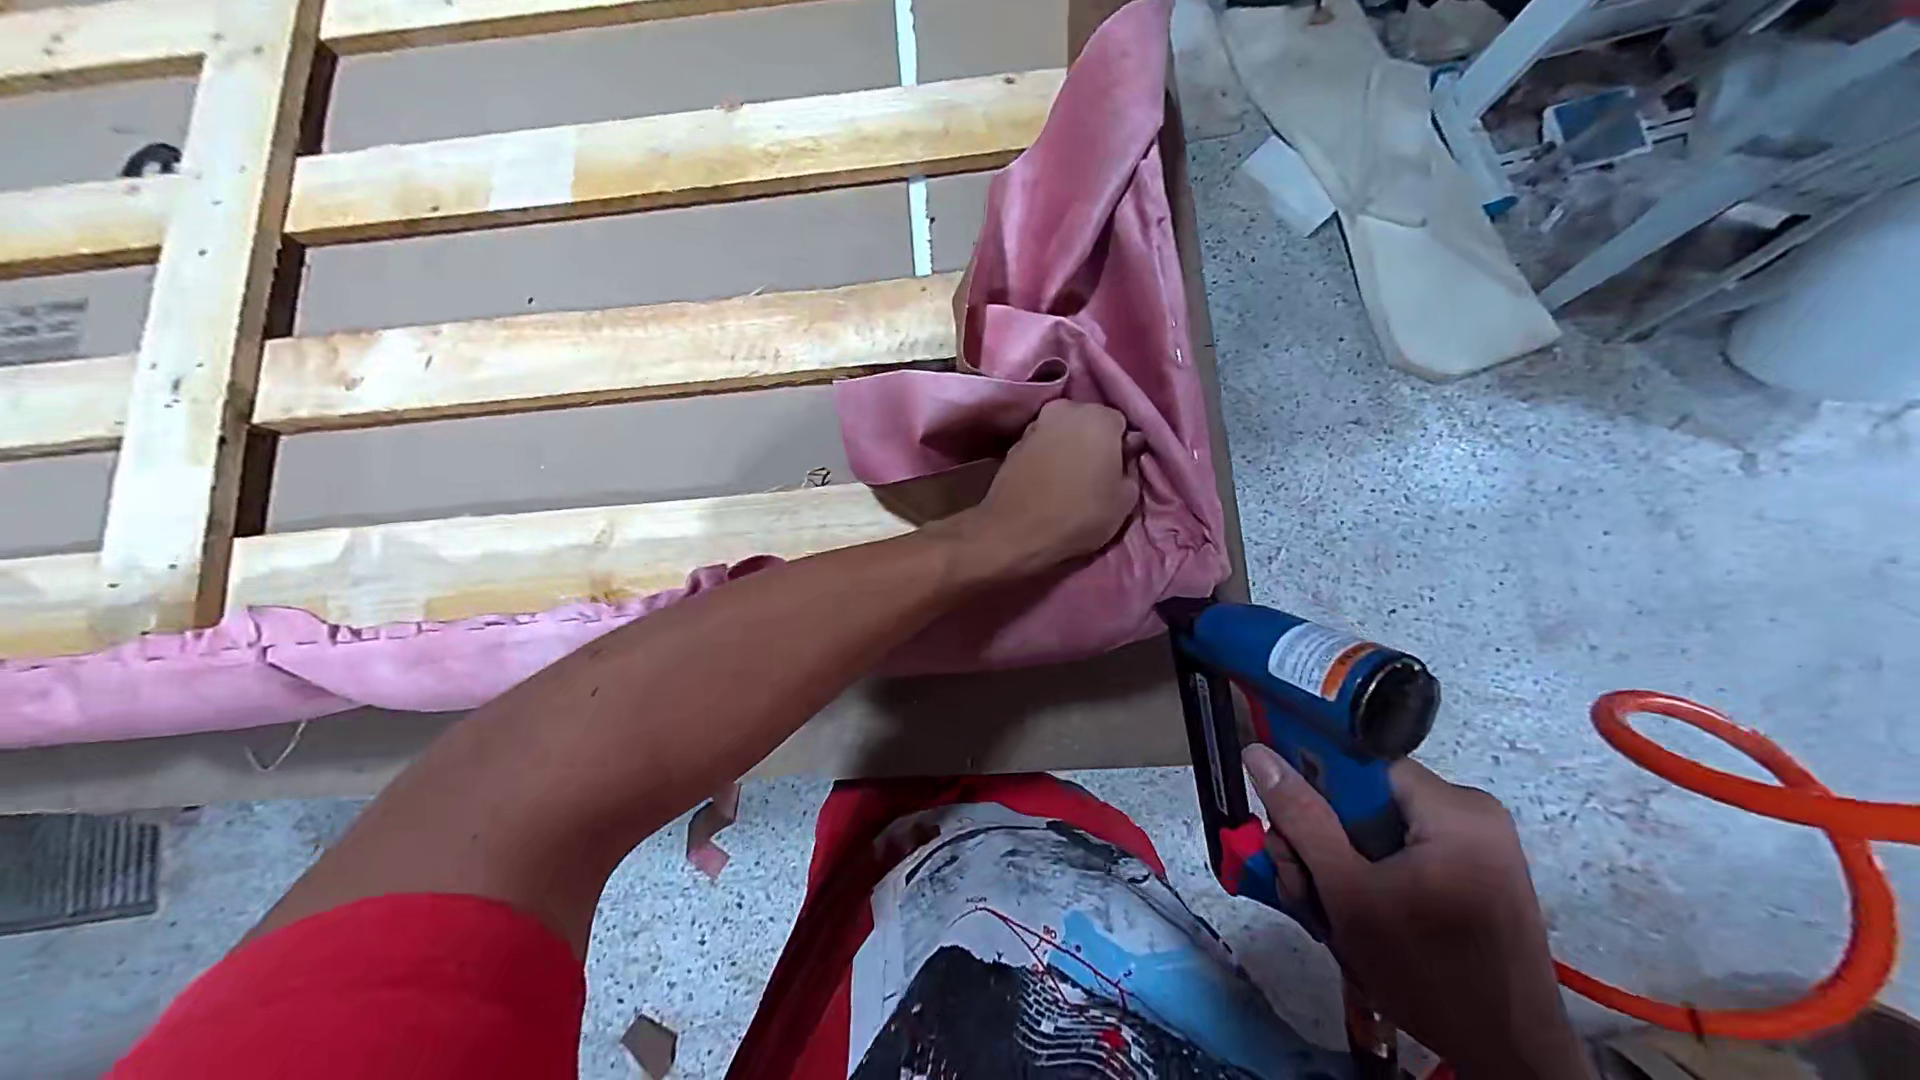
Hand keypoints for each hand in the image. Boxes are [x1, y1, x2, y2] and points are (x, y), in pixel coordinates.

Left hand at [947, 400, 1139, 578]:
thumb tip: (1126, 453)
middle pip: (1089, 422)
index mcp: (1099, 416)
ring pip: (1063, 432)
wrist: (1014, 532)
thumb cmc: (1079, 515)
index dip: (1122, 448)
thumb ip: (1131, 468)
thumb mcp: (1125, 501)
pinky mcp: (1013, 444)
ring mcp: (1035, 424)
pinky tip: (1047, 482)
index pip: (1121, 425)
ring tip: (1069, 481)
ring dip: (1068, 449)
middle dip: (1094, 442)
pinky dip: (1047, 458)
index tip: (1118, 471)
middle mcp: (1065, 410)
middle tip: (1095, 475)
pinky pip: (1041, 446)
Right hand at [1244, 746, 1593, 1079]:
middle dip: (1319, 838)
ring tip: (1324, 907)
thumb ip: (1301, 818)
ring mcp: (1477, 844)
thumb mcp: (1348, 893)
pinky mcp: (1474, 871)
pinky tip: (1355, 911)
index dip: (1311, 786)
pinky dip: (1367, 873)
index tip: (1285, 824)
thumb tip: (1258, 753)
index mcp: (1453, 808)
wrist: (1509, 1060)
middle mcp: (1471, 813)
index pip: (1356, 762)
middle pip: (1362, 796)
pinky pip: (1399, 848)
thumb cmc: (1428, 974)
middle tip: (1300, 882)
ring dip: (1337, 861)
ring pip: (1374, 826)